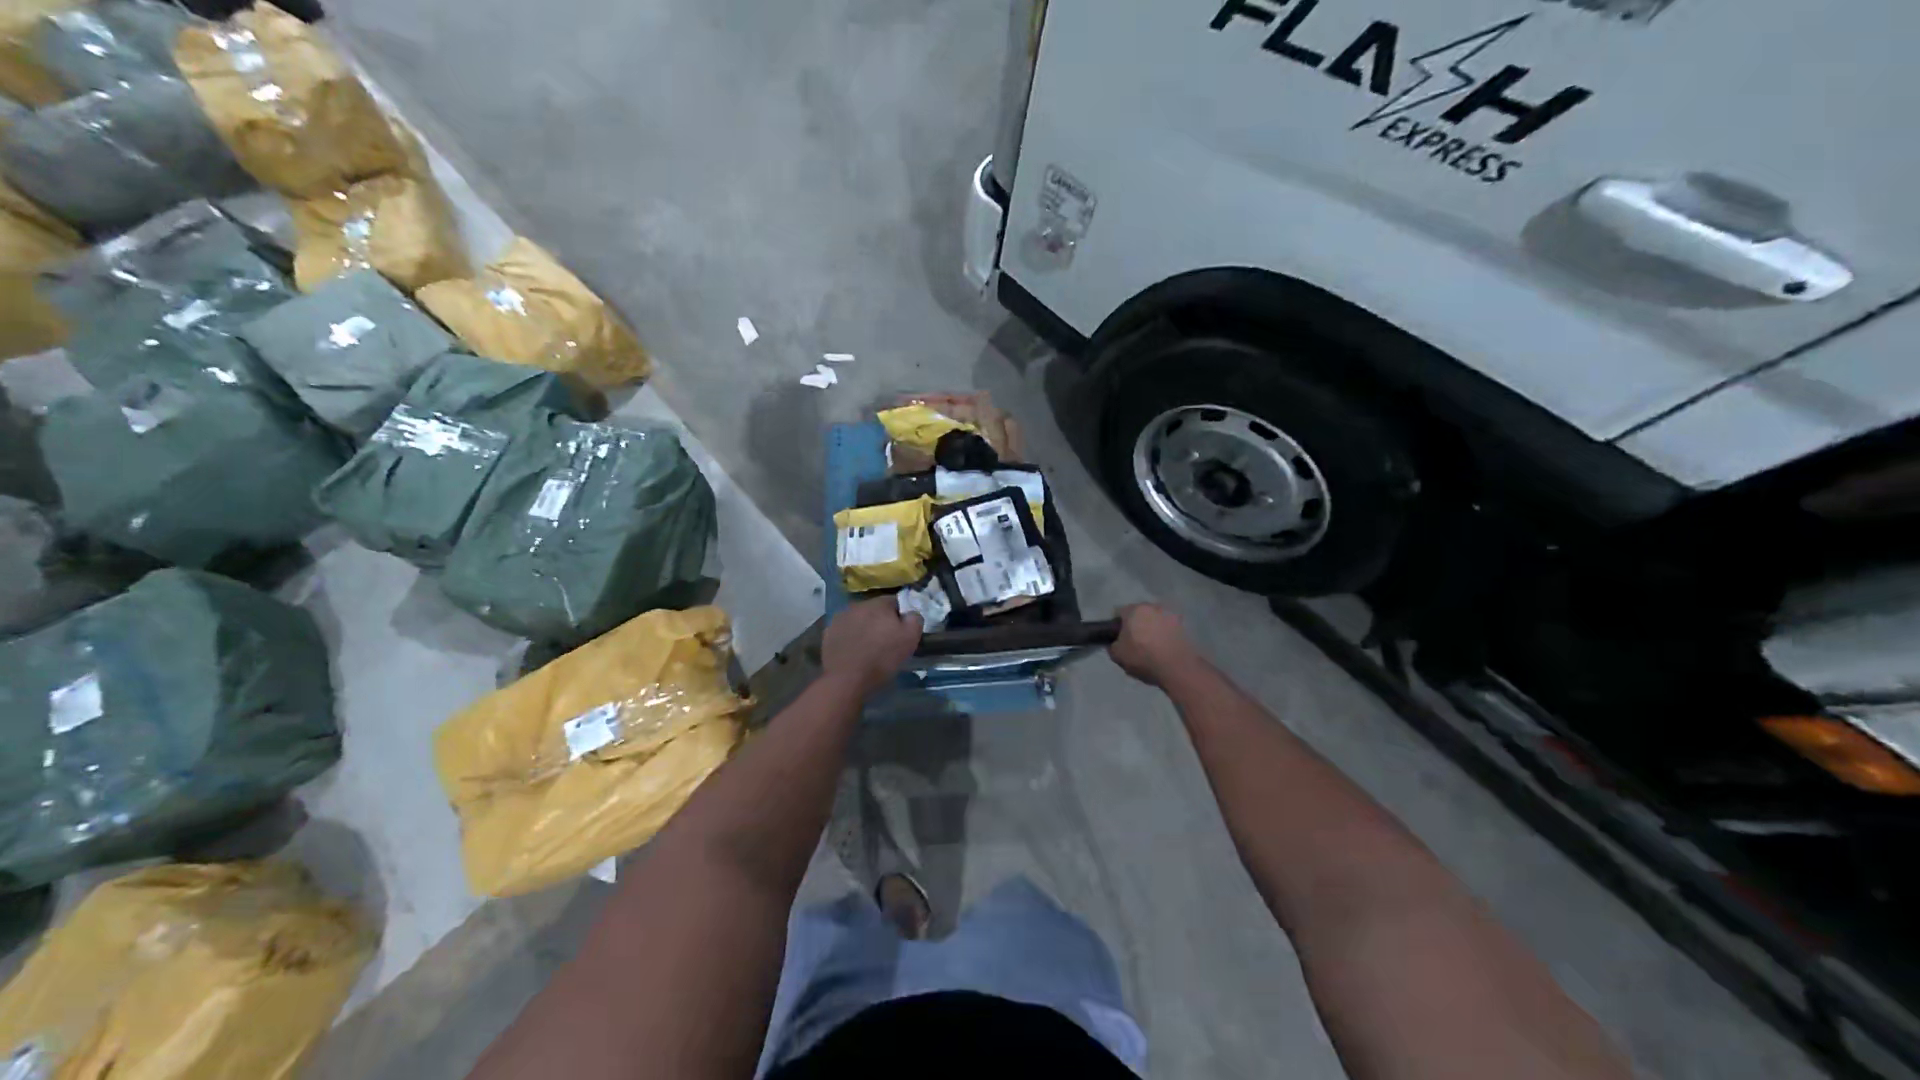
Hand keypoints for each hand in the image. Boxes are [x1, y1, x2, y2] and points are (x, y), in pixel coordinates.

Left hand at [823, 598, 923, 695]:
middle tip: (886, 640)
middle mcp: (857, 605)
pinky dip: (850, 637)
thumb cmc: (882, 659)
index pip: (895, 602)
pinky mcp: (828, 633)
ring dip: (864, 628)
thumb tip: (911, 613)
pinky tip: (853, 651)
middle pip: (875, 609)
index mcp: (878, 603)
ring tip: (868, 647)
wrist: (847, 679)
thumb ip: (915, 619)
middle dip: (881, 621)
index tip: (901, 632)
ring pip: (858, 619)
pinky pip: (845, 630)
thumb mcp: (910, 639)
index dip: (900, 616)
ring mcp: (840, 618)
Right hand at [1110, 604, 1201, 687]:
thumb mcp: (1118, 656)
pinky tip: (1166, 646)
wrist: (1178, 668)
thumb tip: (1116, 642)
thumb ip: (1112, 645)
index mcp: (1134, 610)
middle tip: (1136, 640)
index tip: (1118, 637)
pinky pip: (1170, 627)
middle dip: (1137, 623)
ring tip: (1154, 644)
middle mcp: (1153, 606)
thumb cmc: (1143, 658)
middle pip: (1139, 612)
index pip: (1119, 612)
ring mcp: (1171, 614)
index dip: (1116, 625)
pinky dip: (1167, 633)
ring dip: (1153, 627)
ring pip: (1156, 618)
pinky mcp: (1185, 624)